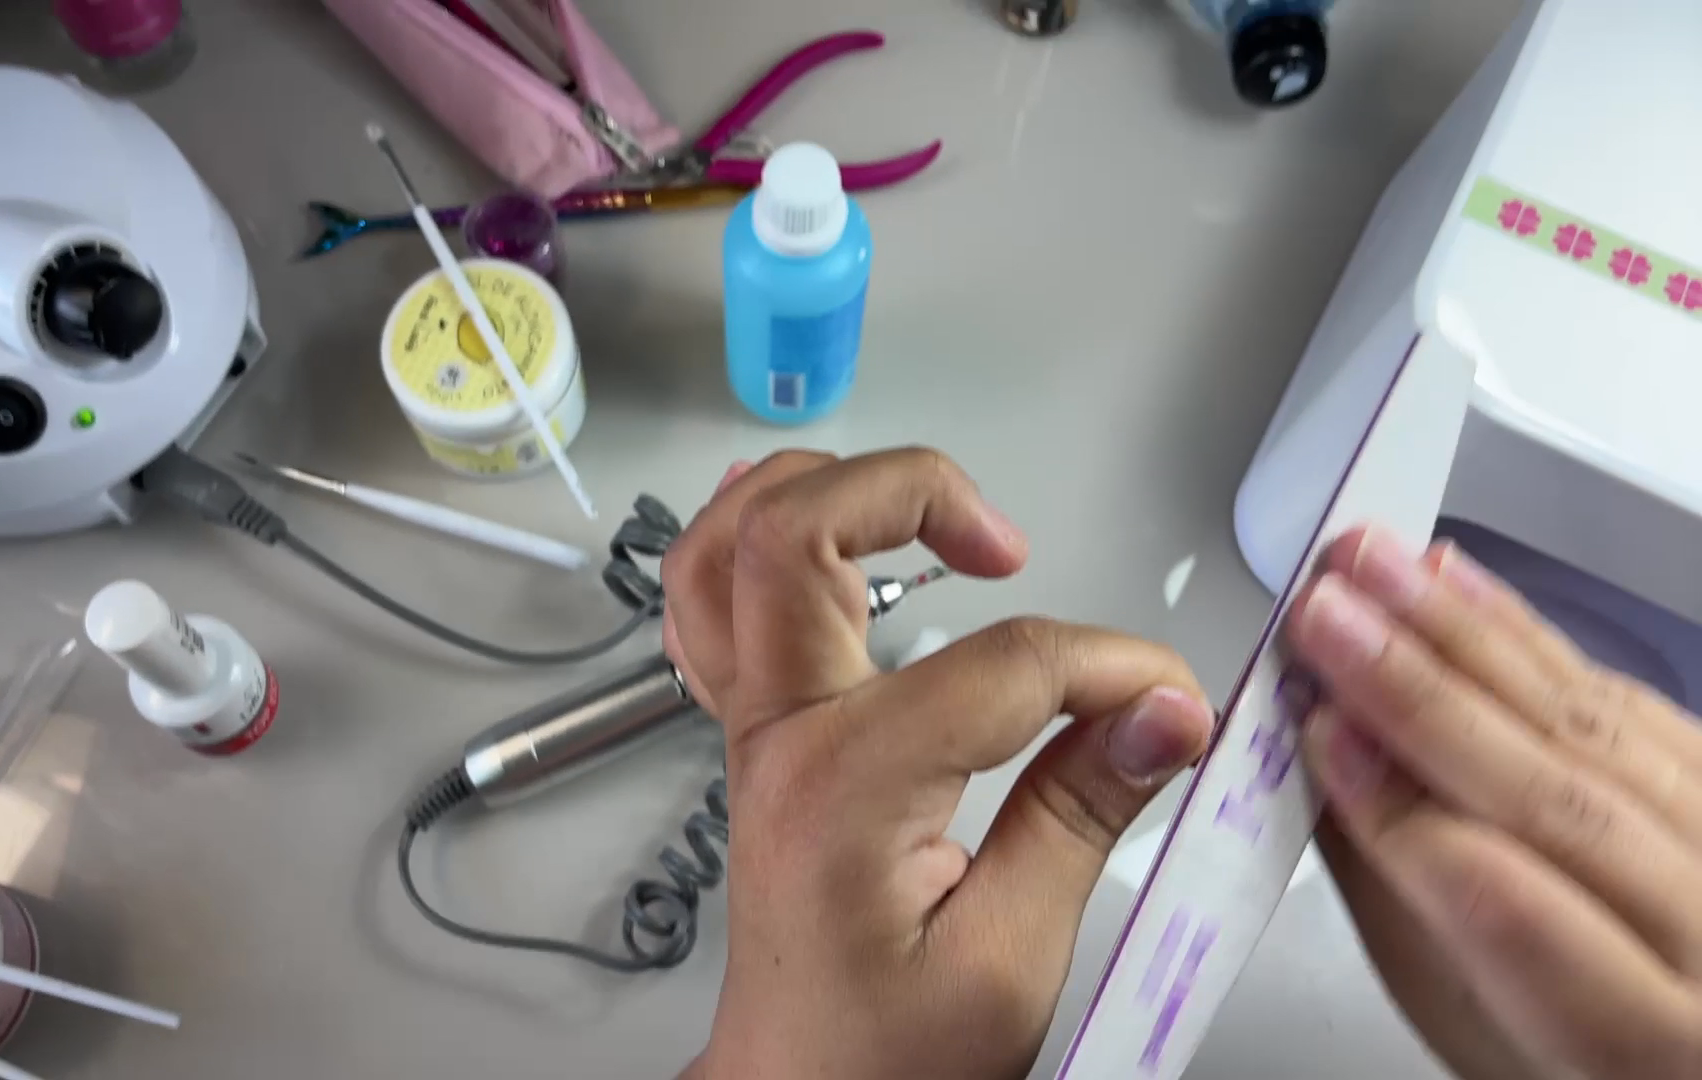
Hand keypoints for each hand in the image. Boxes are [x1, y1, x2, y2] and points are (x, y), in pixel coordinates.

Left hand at [661, 449, 1214, 1079]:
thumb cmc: (885, 1052)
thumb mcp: (1012, 959)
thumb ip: (1081, 814)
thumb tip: (1158, 713)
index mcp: (845, 783)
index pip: (995, 666)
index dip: (1105, 665)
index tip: (1164, 697)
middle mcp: (777, 725)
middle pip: (792, 536)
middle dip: (907, 490)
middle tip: (1001, 539)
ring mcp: (747, 713)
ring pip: (722, 546)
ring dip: (809, 491)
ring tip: (900, 499)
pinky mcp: (748, 719)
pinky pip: (704, 600)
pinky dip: (745, 538)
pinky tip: (801, 521)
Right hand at [1284, 528, 1701, 1078]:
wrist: (1667, 1015)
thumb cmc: (1537, 1033)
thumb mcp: (1444, 999)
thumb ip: (1385, 871)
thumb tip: (1323, 751)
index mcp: (1644, 1043)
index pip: (1513, 910)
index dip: (1401, 809)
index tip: (1316, 728)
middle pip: (1560, 797)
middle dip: (1415, 690)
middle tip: (1325, 610)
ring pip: (1596, 725)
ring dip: (1461, 630)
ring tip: (1372, 563)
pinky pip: (1625, 694)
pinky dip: (1520, 627)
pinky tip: (1453, 577)